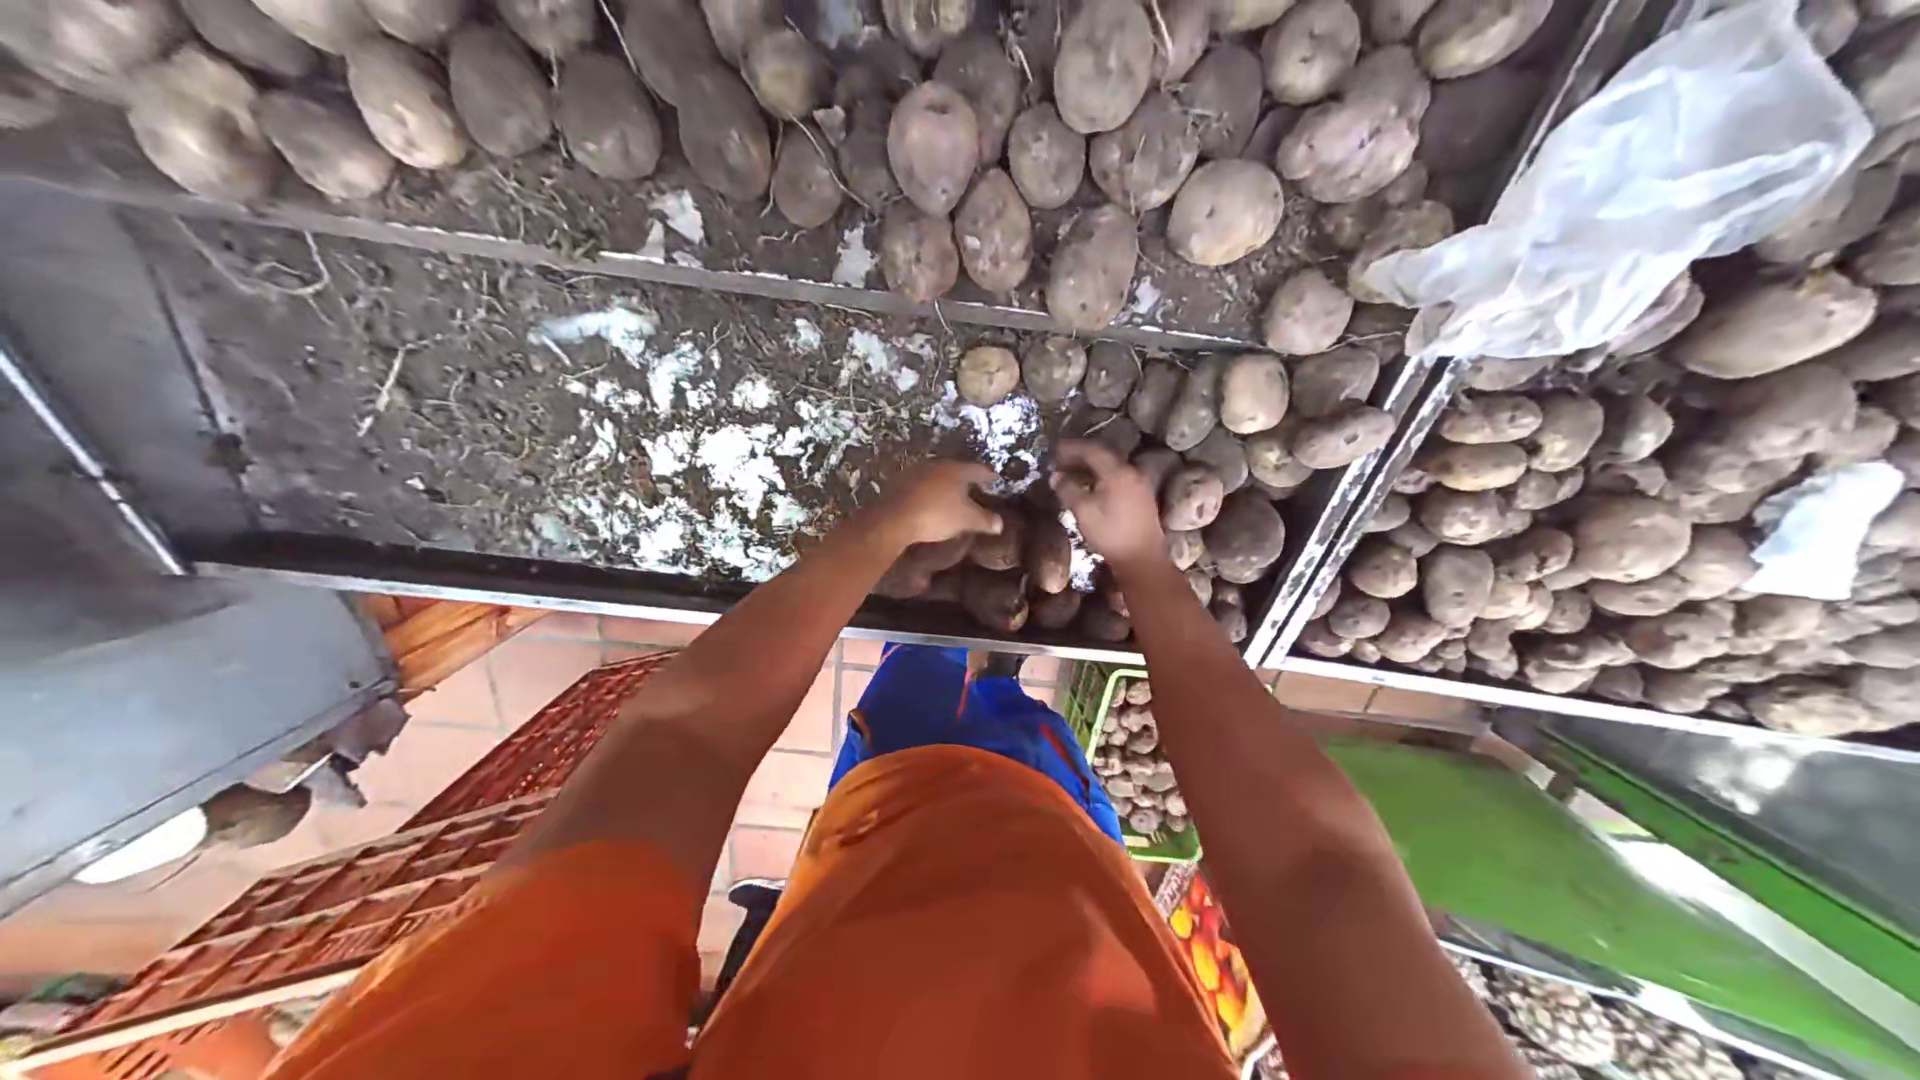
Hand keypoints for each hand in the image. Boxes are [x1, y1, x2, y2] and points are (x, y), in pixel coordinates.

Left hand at [870, 461, 1003, 547]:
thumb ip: (984, 520)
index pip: (977, 470)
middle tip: (974, 485)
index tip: (995, 477)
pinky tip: (929, 500)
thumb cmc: (936, 515)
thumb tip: (1000, 523)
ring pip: (937, 476)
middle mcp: (936, 466)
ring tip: (951, 494)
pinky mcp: (899, 483)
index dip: (988, 475)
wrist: (894, 519)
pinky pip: (921, 485)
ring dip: (945, 484)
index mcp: (956, 471)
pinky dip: (929, 491)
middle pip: (956, 470)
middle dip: (965, 478)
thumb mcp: (966, 520)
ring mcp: (915, 472)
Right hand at [1051, 439, 1165, 571]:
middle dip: (1081, 455)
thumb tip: (1056, 476)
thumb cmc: (1111, 535)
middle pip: (1104, 455)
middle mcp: (1132, 472)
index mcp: (1118, 472)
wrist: (1142, 559)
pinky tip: (1091, 485)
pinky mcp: (1142, 496)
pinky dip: (1102, 476)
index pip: (1092, 450)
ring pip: (1112, 466)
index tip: (1054, 451)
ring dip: (1091, 466)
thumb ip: (1068, 490)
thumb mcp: (1084, 512)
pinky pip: (1119, 477)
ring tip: (1072, 471)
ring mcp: (1140, 484)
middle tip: (1061, 460)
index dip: (1071, 449)